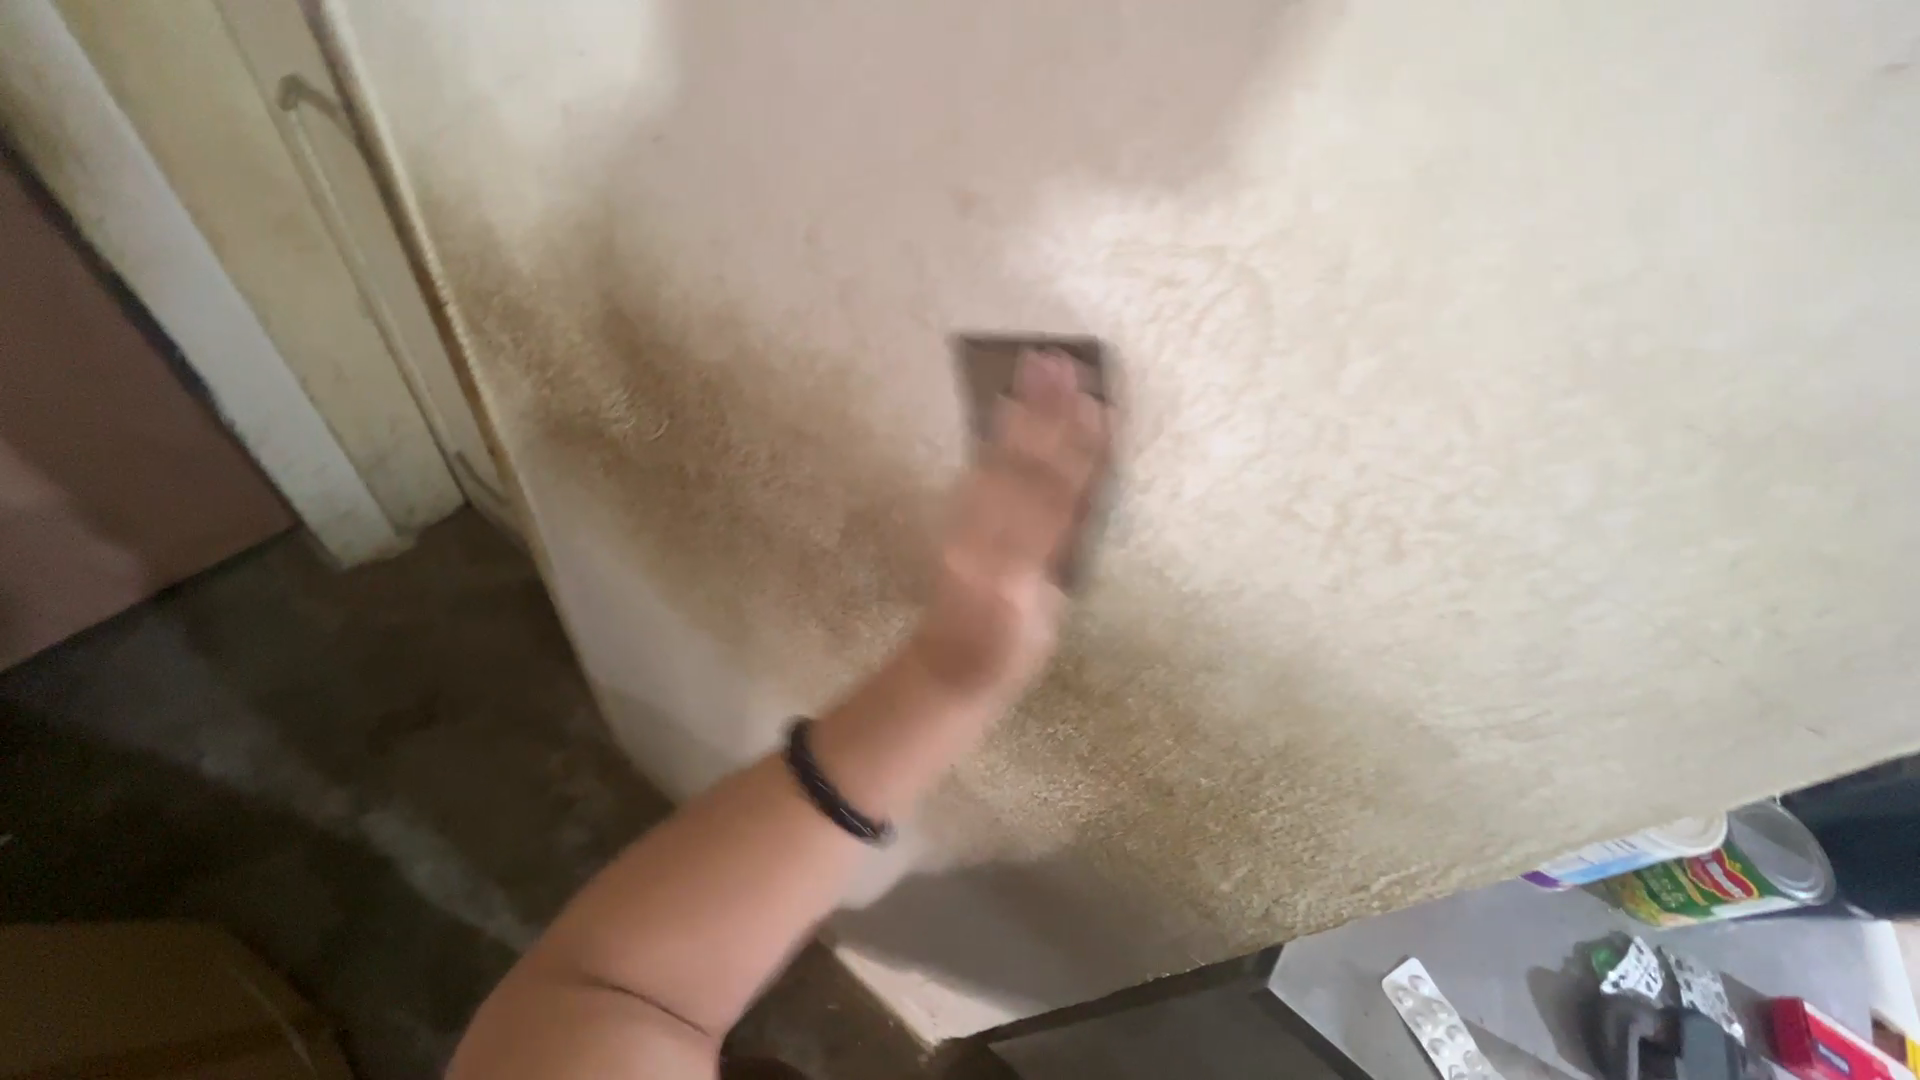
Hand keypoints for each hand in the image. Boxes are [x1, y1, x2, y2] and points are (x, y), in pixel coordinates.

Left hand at [911, 349, 1110, 699]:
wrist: (950, 669)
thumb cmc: (1005, 654)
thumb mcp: (1038, 624)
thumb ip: (1049, 569)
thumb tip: (1069, 504)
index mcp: (1015, 571)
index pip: (1054, 503)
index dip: (1077, 454)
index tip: (1097, 407)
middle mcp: (987, 544)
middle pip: (1026, 471)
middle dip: (1046, 416)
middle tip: (1061, 364)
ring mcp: (966, 532)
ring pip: (999, 465)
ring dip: (1020, 416)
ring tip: (1035, 371)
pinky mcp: (954, 527)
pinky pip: (978, 477)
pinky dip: (994, 440)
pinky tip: (1005, 410)